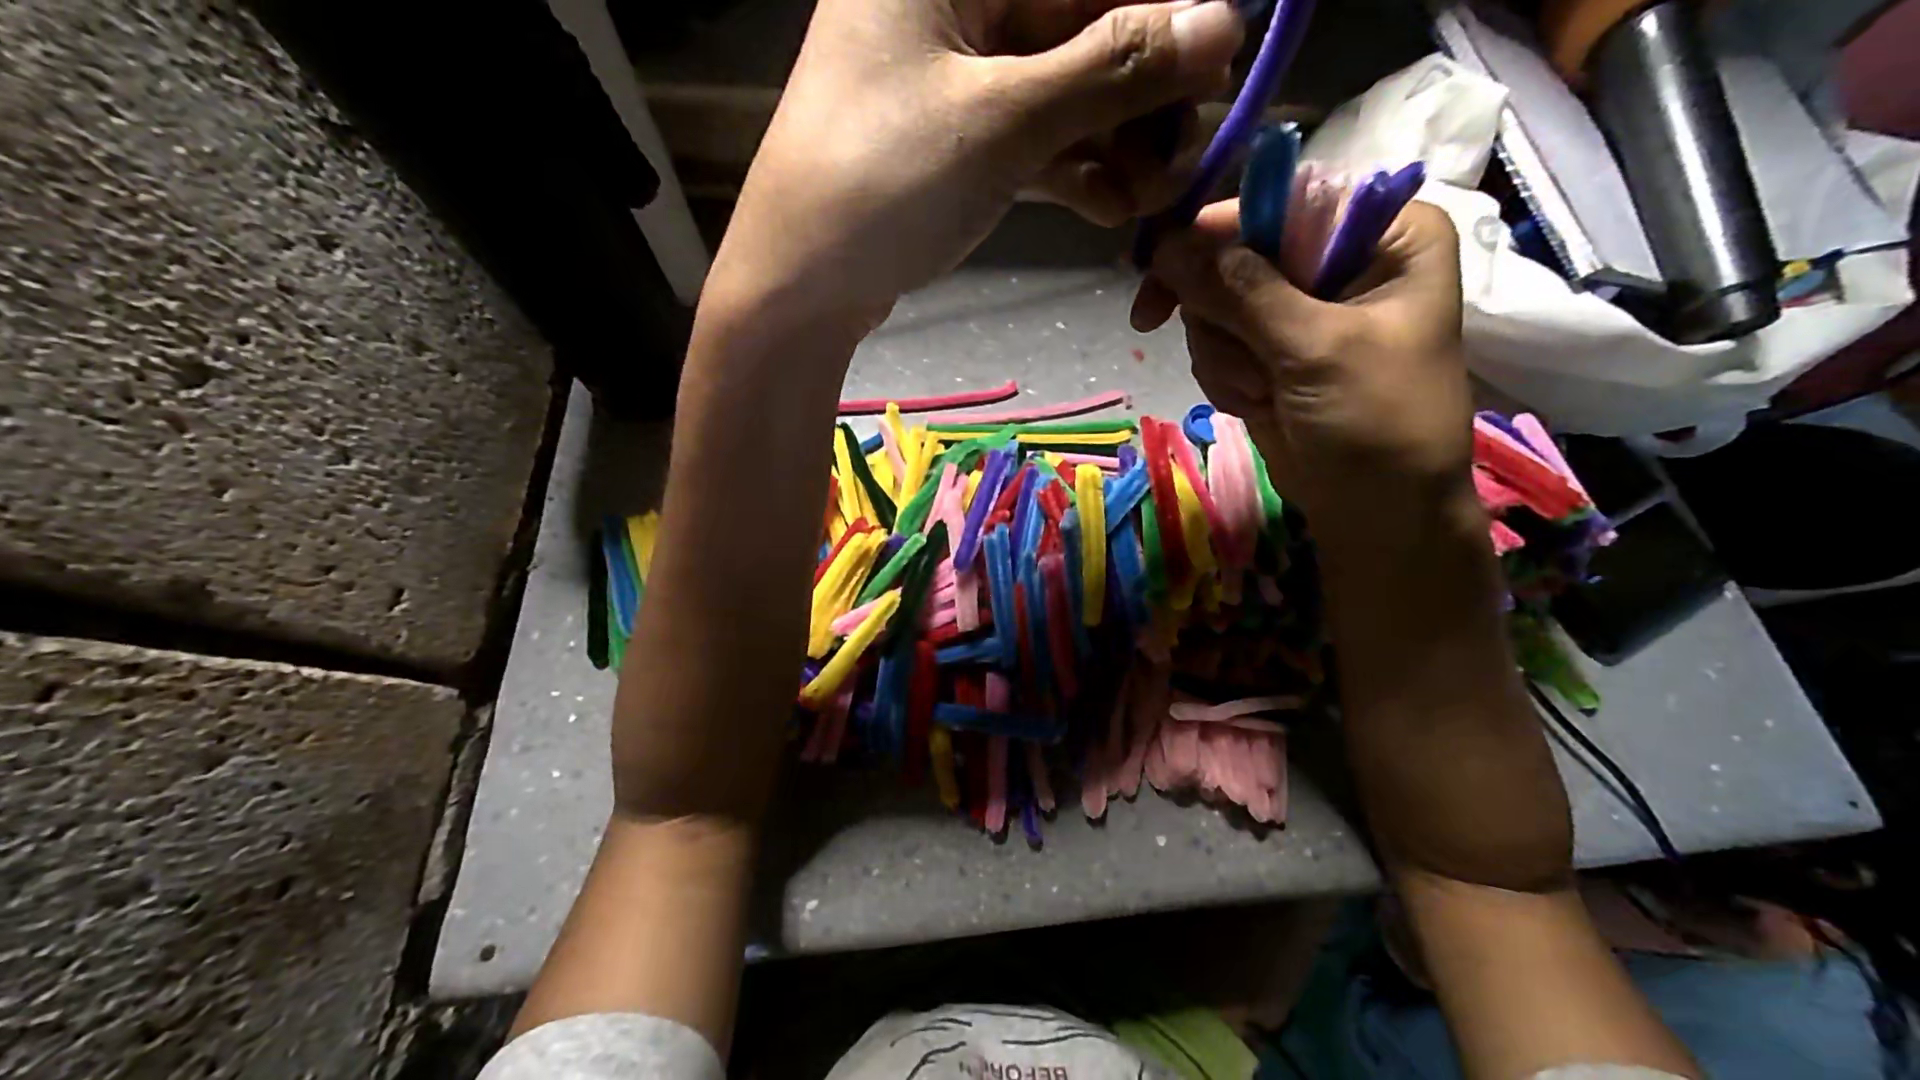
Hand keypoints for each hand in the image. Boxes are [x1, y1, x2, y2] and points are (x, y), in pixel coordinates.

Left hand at [709, 0, 1243, 330]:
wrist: (800, 290)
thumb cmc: (882, 186)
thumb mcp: (1002, 122)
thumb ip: (1112, 68)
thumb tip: (1222, 21)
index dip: (1161, 6)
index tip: (1219, 57)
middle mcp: (951, 4)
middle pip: (1079, 26)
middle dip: (1142, 92)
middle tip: (1183, 154)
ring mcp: (954, 79)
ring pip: (1064, 89)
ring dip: (1116, 142)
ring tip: (1150, 199)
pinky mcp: (958, 143)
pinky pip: (1036, 139)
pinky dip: (1075, 172)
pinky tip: (1111, 211)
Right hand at [1130, 198, 1473, 543]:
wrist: (1376, 510)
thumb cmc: (1378, 422)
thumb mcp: (1318, 349)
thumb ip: (1242, 292)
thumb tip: (1167, 243)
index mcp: (1381, 232)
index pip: (1277, 201)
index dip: (1215, 231)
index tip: (1158, 265)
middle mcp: (1335, 259)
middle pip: (1232, 254)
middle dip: (1224, 317)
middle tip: (1242, 362)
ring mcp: (1294, 309)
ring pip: (1211, 305)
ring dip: (1227, 357)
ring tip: (1268, 393)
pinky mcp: (1264, 350)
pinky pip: (1211, 344)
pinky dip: (1226, 378)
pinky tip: (1261, 403)